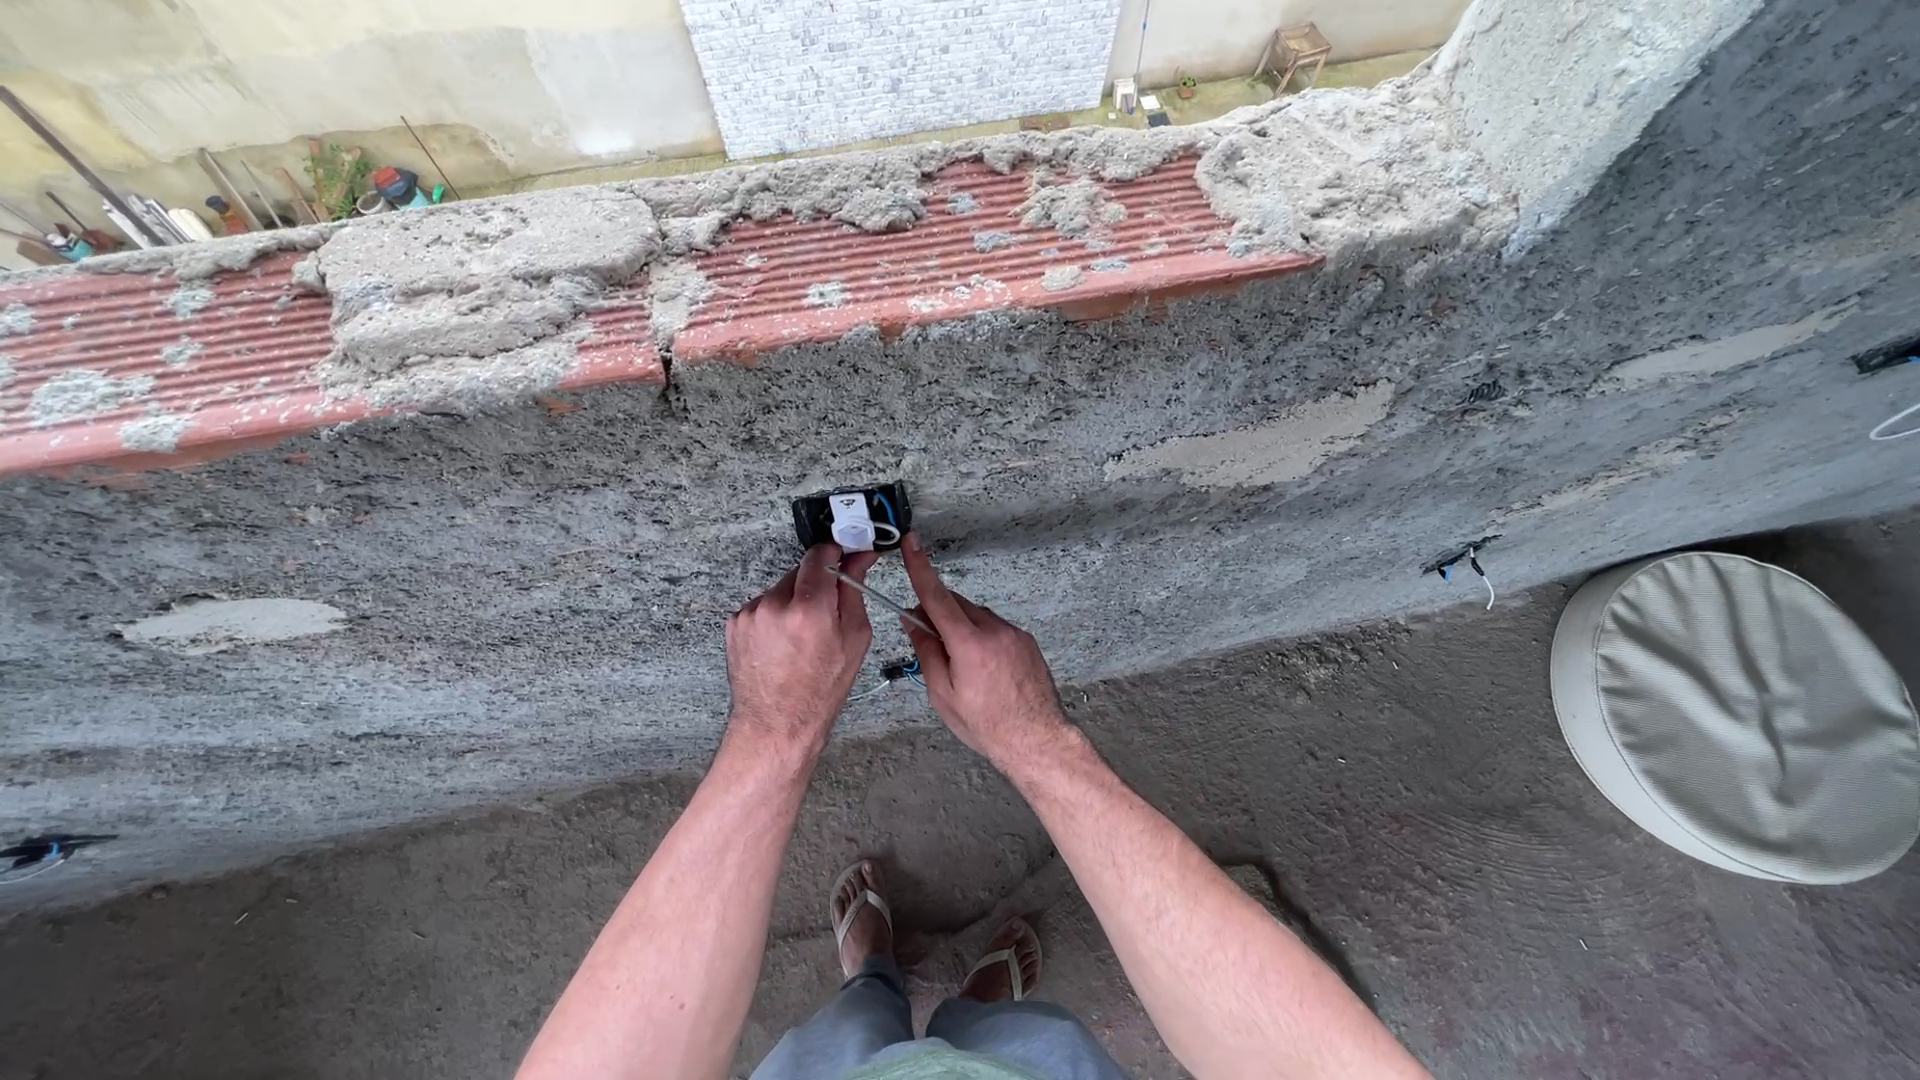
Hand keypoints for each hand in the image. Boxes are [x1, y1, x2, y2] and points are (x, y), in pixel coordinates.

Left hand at [725, 544, 880, 753]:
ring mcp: (751, 614)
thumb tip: (859, 559)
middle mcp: (775, 606)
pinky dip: (775, 616)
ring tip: (800, 637)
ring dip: (793, 601)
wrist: (778, 724)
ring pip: (781, 589)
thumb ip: (854, 591)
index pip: (819, 555)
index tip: (842, 554)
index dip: (834, 552)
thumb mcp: (855, 638)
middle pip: (801, 572)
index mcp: (810, 610)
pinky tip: (782, 643)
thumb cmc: (820, 690)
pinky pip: (763, 606)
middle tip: (825, 613)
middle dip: (815, 585)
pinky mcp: (735, 623)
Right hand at [898, 532, 1072, 768]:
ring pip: (976, 616)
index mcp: (969, 645)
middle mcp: (994, 631)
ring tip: (963, 666)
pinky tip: (983, 667)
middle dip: (939, 614)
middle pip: (956, 605)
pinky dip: (982, 637)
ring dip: (962, 628)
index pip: (937, 597)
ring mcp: (1014, 633)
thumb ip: (926, 651)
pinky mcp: (1026, 639)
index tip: (913, 543)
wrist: (1035, 738)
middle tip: (928, 640)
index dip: (920, 568)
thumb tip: (913, 621)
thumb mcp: (943, 694)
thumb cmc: (987, 725)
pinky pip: (995, 627)